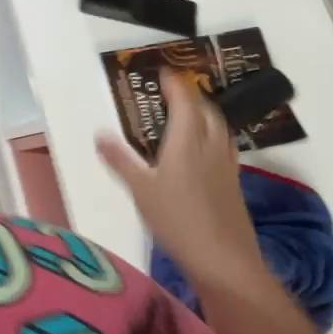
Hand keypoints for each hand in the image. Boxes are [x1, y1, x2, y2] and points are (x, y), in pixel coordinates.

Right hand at [97, 71, 265, 287]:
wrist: (226, 262)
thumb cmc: (178, 220)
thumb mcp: (140, 190)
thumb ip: (120, 160)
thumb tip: (99, 133)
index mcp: (187, 141)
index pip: (185, 102)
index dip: (175, 84)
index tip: (163, 71)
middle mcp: (210, 146)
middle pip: (207, 110)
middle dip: (191, 96)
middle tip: (171, 92)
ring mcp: (226, 165)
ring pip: (219, 127)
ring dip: (205, 113)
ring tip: (186, 114)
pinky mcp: (233, 183)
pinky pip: (224, 145)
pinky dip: (211, 135)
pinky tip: (200, 149)